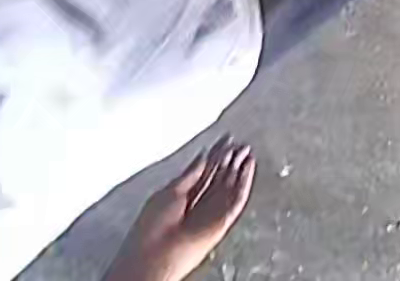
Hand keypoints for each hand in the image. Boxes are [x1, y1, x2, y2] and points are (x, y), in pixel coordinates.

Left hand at [104, 137, 256, 280]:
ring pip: (231, 185)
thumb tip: (204, 154)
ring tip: (247, 149)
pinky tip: (250, 164)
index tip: (226, 139)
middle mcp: (199, 204)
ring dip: (239, 167)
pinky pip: (239, 198)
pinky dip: (246, 180)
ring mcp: (212, 212)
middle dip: (230, 159)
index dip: (216, 154)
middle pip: (219, 177)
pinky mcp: (223, 221)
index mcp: (182, 198)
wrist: (153, 260)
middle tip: (240, 142)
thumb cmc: (149, 231)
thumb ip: (190, 174)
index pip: (204, 171)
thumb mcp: (168, 193)